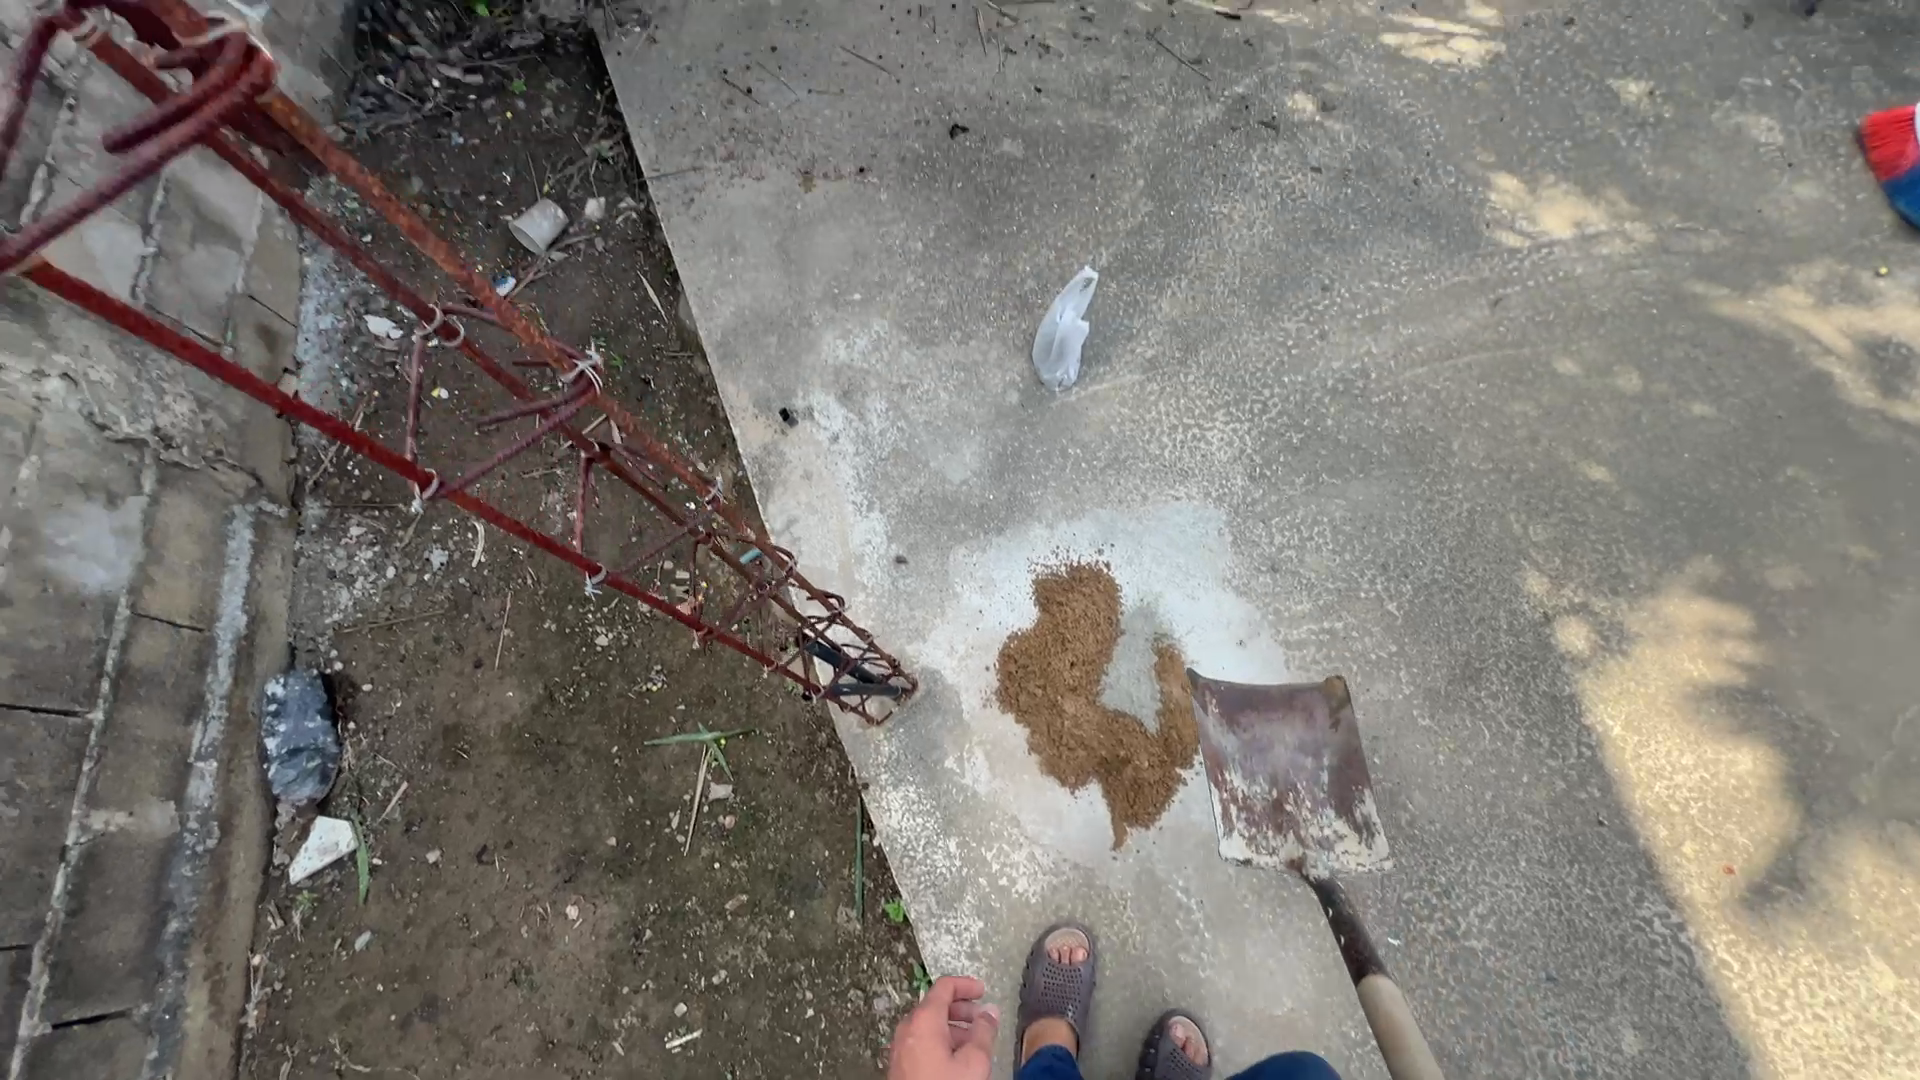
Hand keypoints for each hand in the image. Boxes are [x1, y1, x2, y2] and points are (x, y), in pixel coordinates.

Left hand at [886, 975, 1000, 1079]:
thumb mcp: (974, 1063)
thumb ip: (984, 1032)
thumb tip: (989, 1012)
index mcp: (924, 1019)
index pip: (945, 986)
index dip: (966, 985)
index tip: (983, 991)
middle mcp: (908, 1027)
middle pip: (936, 1004)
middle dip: (962, 1009)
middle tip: (982, 1019)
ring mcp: (901, 1047)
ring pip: (929, 1025)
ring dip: (953, 1027)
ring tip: (974, 1043)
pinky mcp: (900, 1065)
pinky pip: (922, 1041)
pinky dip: (941, 1041)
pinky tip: (957, 1060)